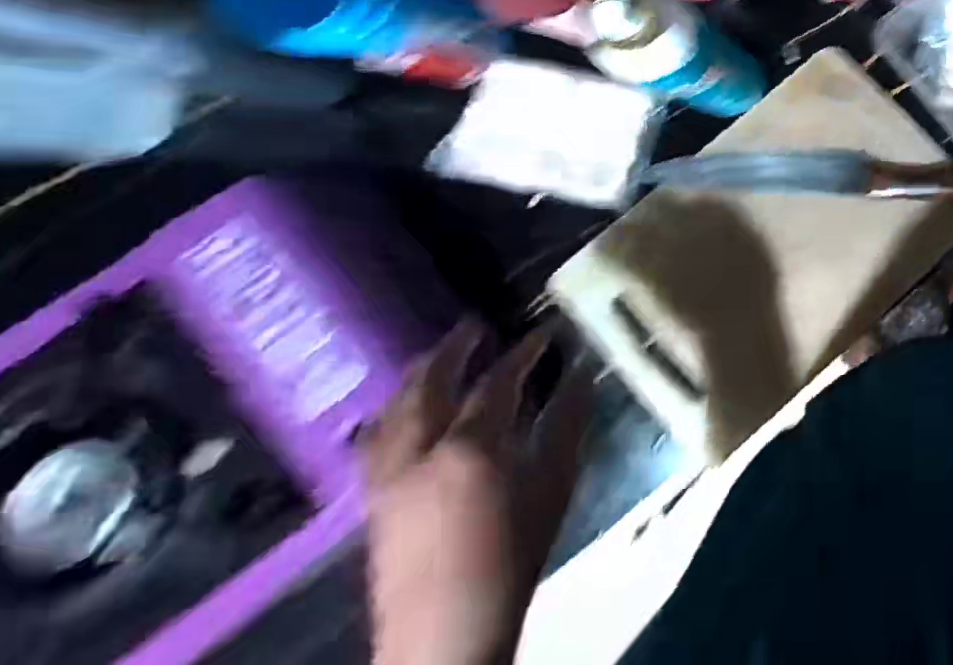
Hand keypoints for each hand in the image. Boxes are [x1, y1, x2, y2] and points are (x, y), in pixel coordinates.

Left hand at [362, 321, 595, 664]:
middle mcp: (418, 452)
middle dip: (451, 349)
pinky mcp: (372, 501)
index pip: (497, 381)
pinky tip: (405, 410)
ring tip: (436, 358)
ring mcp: (387, 476)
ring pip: (393, 409)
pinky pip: (376, 438)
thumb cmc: (516, 551)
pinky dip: (394, 410)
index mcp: (470, 447)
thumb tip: (581, 374)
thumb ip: (567, 423)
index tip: (543, 330)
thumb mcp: (555, 483)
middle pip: (428, 385)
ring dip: (417, 376)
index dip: (523, 352)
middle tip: (473, 325)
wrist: (448, 628)